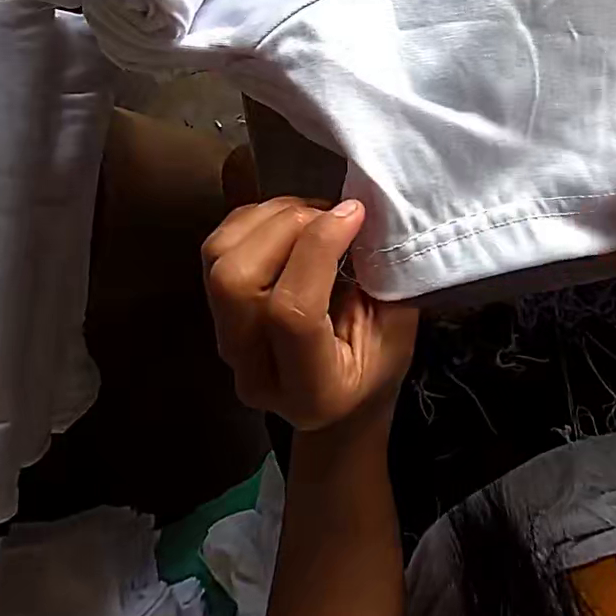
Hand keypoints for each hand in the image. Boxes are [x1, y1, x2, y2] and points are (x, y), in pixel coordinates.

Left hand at [202, 197, 418, 431]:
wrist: (338, 404)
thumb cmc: (376, 367)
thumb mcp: (398, 332)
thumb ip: (386, 281)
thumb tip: (368, 215)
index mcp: (311, 387)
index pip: (292, 312)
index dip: (320, 248)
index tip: (355, 213)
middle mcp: (254, 368)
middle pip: (237, 280)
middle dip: (287, 227)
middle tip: (331, 213)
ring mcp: (227, 340)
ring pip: (220, 258)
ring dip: (270, 218)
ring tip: (314, 212)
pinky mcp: (217, 312)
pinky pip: (217, 247)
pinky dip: (255, 218)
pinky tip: (293, 219)